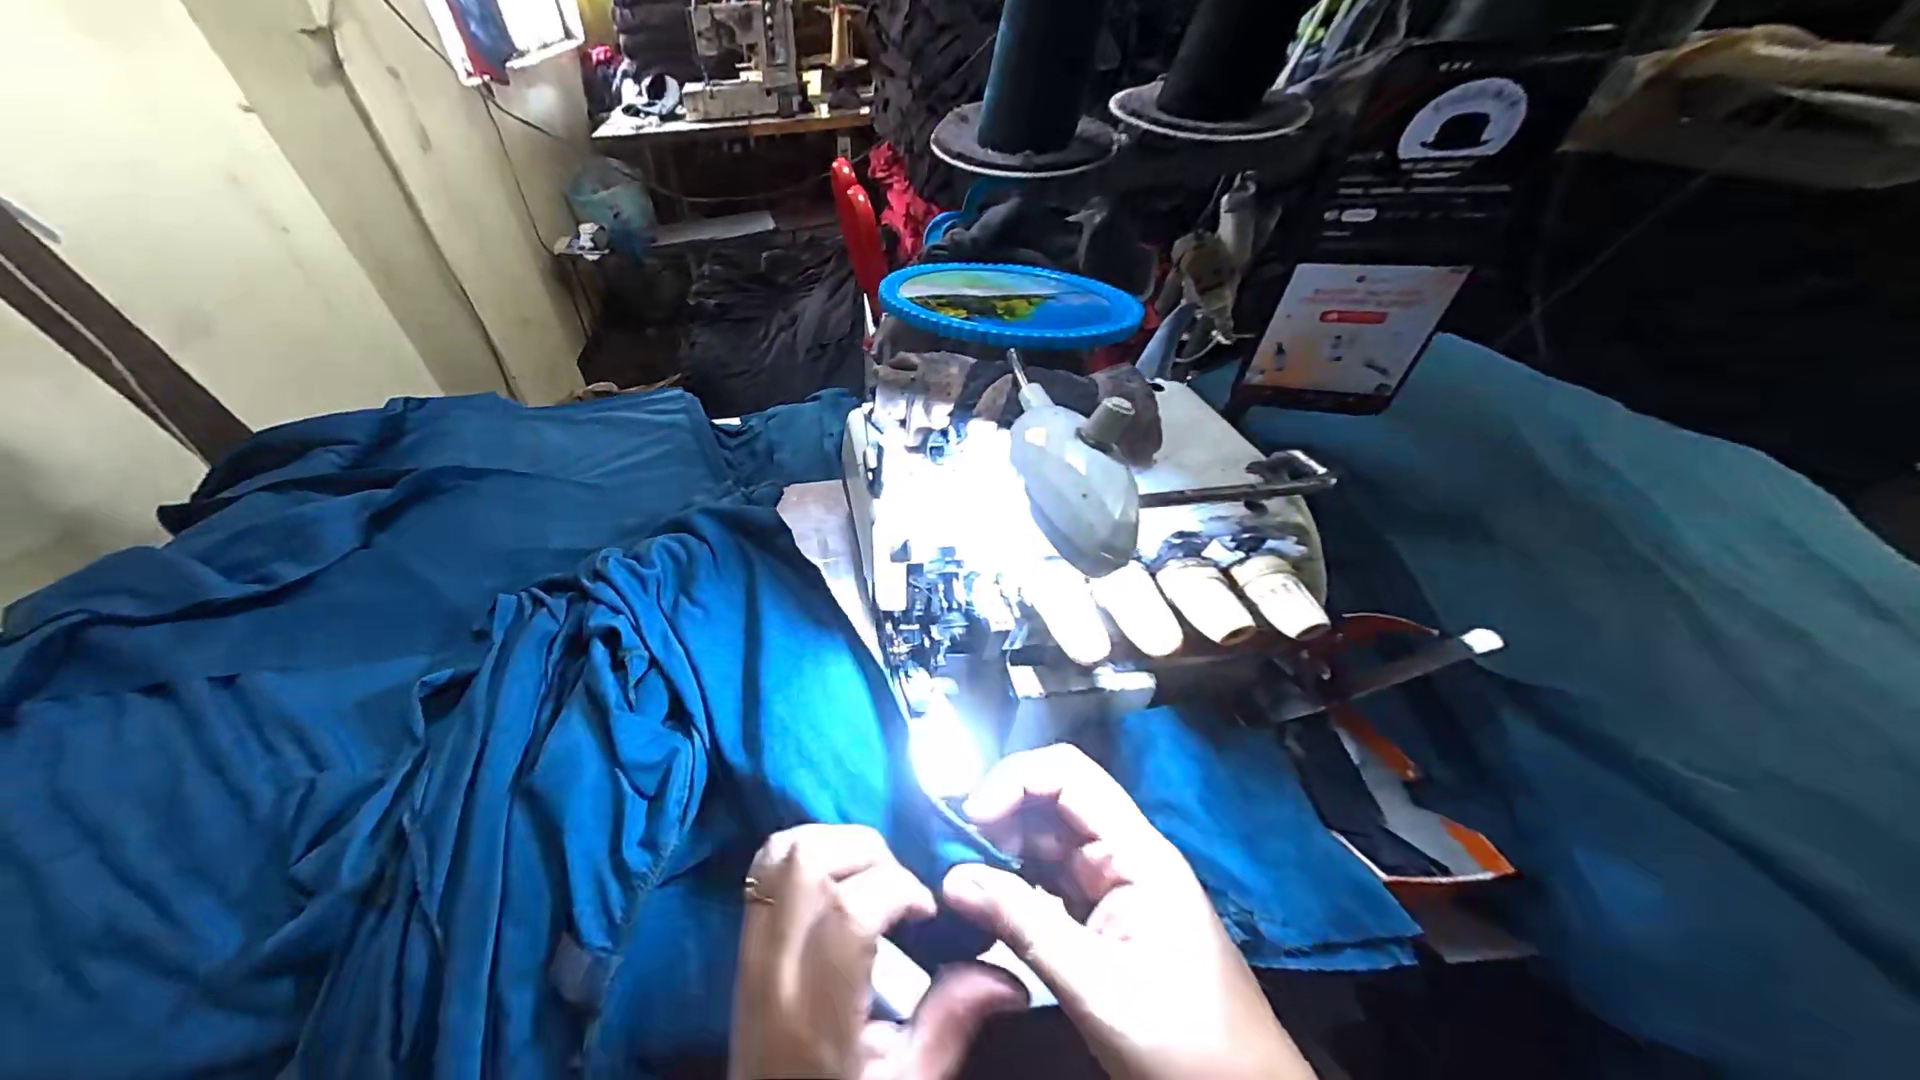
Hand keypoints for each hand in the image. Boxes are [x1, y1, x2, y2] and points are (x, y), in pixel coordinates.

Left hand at [729, 824, 1026, 1079]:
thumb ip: (951, 1020)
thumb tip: (1009, 977)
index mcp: (815, 1011)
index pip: (850, 910)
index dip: (900, 889)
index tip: (926, 911)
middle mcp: (774, 968)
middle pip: (809, 859)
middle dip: (869, 853)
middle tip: (898, 887)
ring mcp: (749, 949)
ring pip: (783, 851)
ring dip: (837, 844)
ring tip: (871, 876)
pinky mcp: (743, 939)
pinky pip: (765, 866)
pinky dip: (806, 851)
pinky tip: (840, 874)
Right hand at [940, 746, 1313, 1079]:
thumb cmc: (1185, 1044)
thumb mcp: (1096, 986)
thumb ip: (1024, 926)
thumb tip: (954, 879)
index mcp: (1135, 852)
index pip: (1069, 775)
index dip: (1014, 780)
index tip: (970, 817)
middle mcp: (1123, 853)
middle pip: (1054, 800)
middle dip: (1001, 811)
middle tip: (954, 846)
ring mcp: (1113, 881)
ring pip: (1047, 838)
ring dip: (1003, 846)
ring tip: (962, 869)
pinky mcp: (1103, 910)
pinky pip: (1050, 876)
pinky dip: (1015, 879)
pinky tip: (988, 895)